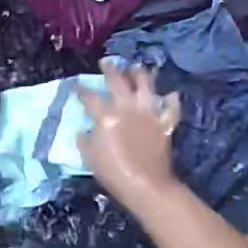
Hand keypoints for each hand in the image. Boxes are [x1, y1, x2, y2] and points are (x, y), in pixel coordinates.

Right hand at [77, 61, 181, 206]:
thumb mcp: (90, 156)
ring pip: (146, 84)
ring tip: (136, 68)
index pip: (90, 97)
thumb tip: (85, 131)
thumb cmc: (114, 172)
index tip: (77, 85)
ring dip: (140, 74)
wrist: (146, 185)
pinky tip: (170, 95)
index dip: (82, 90)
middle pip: (118, 81)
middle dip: (110, 69)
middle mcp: (127, 107)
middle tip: (106, 62)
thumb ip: (85, 139)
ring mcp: (148, 112)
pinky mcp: (164, 122)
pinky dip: (170, 100)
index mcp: (106, 115)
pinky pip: (170, 106)